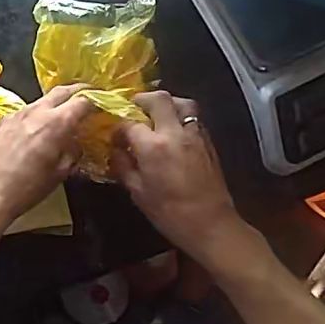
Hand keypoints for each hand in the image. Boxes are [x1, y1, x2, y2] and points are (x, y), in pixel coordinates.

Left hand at [0, 85, 93, 241]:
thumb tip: (76, 143)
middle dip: (78, 92)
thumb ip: (72, 152)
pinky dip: (34, 117)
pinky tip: (33, 132)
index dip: (97, 100)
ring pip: (40, 101)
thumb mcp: (59, 174)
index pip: (82, 100)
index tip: (103, 104)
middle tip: (88, 98)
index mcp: (54, 123)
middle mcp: (34, 112)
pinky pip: (22, 113)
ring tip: (61, 118)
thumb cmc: (24, 190)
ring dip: (54, 105)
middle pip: (61, 91)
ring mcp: (13, 115)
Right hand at [112, 92, 245, 258]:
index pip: (130, 123)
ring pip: (182, 103)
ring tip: (156, 115)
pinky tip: (173, 131)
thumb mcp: (137, 192)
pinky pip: (193, 118)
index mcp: (153, 146)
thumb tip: (116, 150)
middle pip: (159, 99)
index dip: (118, 127)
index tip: (115, 136)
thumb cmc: (169, 213)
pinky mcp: (208, 141)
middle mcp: (175, 133)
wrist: (210, 224)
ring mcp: (195, 134)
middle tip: (133, 110)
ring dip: (166, 104)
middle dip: (142, 100)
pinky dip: (181, 116)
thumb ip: (124, 166)